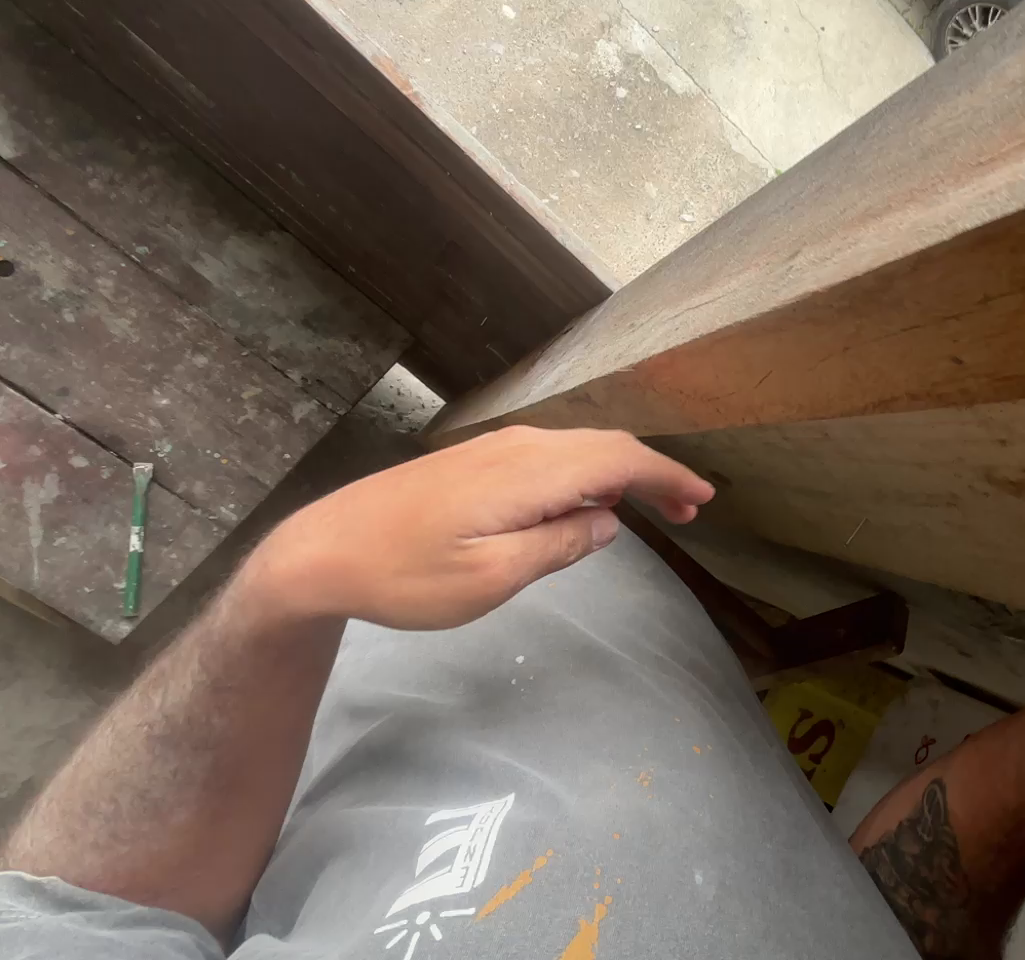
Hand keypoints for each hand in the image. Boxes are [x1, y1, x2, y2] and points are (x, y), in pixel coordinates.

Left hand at [237, 427, 713, 629]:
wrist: (322, 549)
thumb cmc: (404, 575)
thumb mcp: (489, 579)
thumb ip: (558, 545)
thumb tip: (608, 521)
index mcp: (528, 472)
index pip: (619, 460)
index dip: (667, 475)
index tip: (702, 497)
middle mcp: (520, 446)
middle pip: (606, 445)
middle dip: (653, 473)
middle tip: (686, 511)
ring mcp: (497, 447)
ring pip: (581, 447)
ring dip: (621, 473)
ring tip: (648, 509)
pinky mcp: (480, 458)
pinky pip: (554, 454)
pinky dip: (588, 472)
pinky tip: (588, 501)